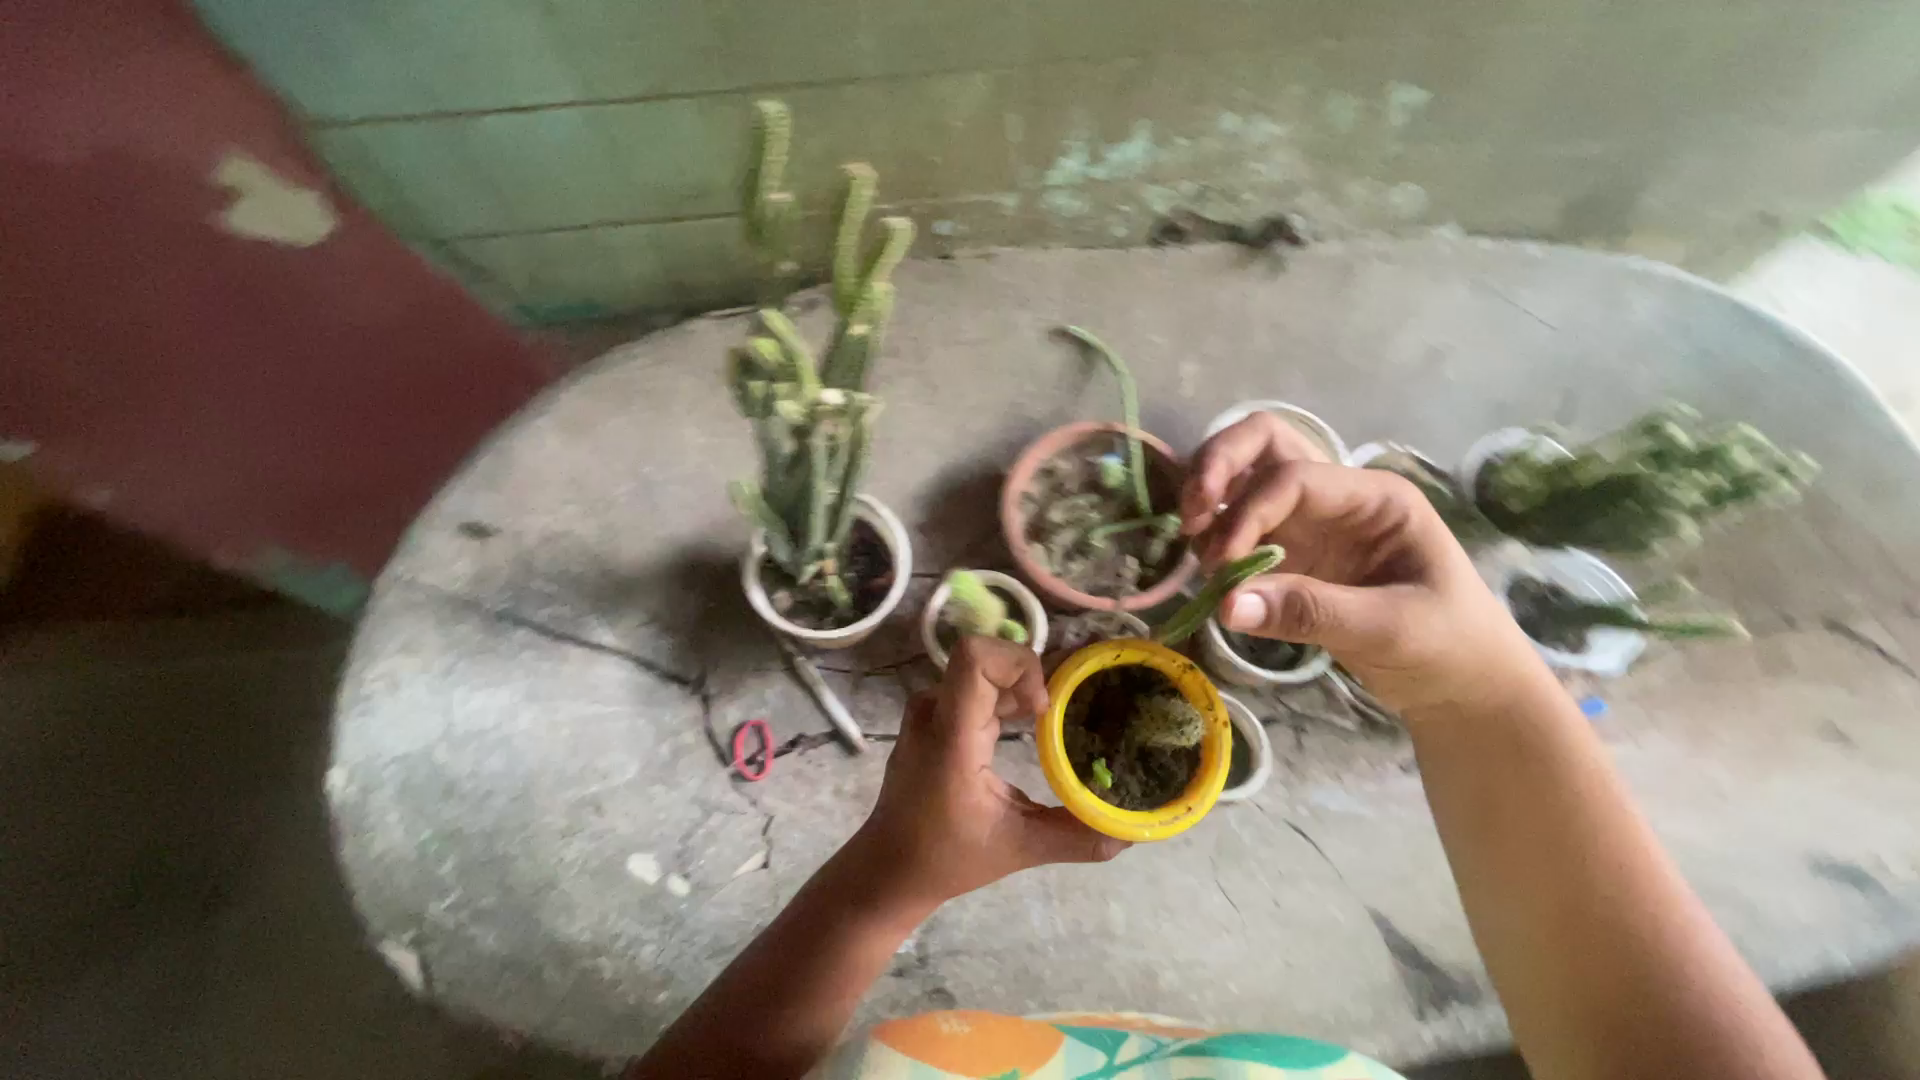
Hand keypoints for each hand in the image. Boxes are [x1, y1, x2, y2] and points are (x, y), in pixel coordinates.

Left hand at [853, 637, 1126, 908]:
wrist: (889, 866)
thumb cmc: (947, 857)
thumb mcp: (1018, 848)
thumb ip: (1076, 838)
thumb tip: (1131, 833)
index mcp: (951, 737)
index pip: (975, 658)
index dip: (1020, 665)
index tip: (1044, 707)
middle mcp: (934, 711)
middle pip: (985, 657)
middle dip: (1033, 673)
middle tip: (1069, 703)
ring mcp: (929, 710)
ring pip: (982, 669)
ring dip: (1022, 683)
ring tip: (1058, 711)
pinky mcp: (933, 715)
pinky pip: (974, 685)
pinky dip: (1007, 693)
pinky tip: (1033, 719)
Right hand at [1180, 416, 1551, 716]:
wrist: (1464, 688)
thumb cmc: (1448, 646)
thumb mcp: (1389, 628)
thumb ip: (1309, 611)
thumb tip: (1226, 604)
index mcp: (1373, 498)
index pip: (1293, 477)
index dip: (1248, 513)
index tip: (1222, 565)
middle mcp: (1336, 497)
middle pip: (1263, 444)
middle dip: (1217, 467)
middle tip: (1189, 516)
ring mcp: (1310, 524)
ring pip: (1245, 478)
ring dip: (1211, 500)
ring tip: (1195, 551)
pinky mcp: (1291, 555)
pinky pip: (1240, 526)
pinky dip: (1215, 535)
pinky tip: (1204, 567)